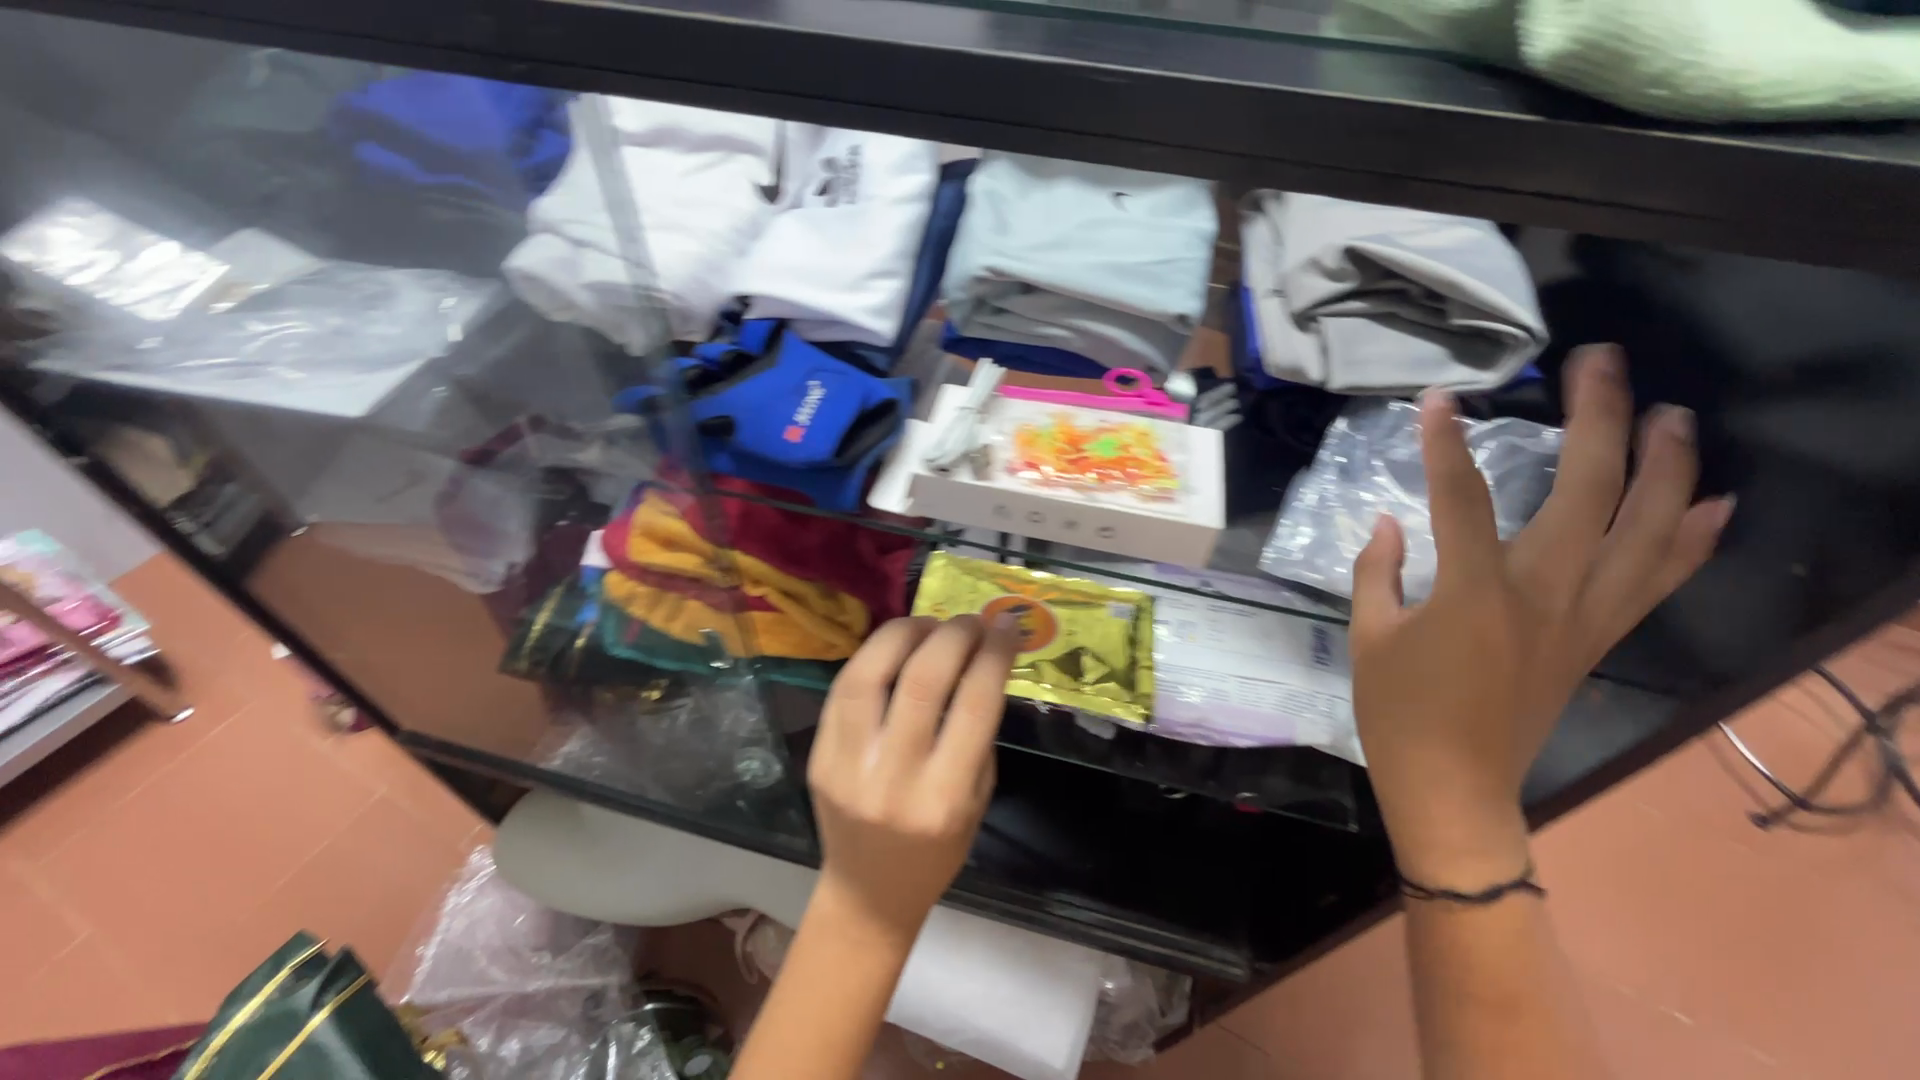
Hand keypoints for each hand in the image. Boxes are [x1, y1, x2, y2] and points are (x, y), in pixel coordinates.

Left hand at [806, 615, 1019, 940]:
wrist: (869, 892)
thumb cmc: (937, 849)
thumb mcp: (977, 799)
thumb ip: (976, 735)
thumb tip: (981, 662)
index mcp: (945, 797)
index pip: (975, 705)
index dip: (994, 655)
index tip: (1007, 627)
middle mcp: (894, 778)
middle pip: (923, 681)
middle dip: (953, 636)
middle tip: (971, 620)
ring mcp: (848, 765)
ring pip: (871, 675)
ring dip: (905, 634)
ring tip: (929, 623)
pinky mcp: (820, 757)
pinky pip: (843, 690)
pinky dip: (872, 656)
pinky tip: (895, 646)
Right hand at [1350, 345, 1733, 885]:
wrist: (1454, 786)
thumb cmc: (1398, 712)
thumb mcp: (1367, 635)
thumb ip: (1379, 570)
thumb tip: (1393, 523)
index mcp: (1473, 591)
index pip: (1460, 495)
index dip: (1444, 442)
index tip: (1438, 401)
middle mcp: (1544, 592)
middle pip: (1587, 490)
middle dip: (1597, 417)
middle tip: (1598, 363)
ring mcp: (1584, 615)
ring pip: (1645, 528)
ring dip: (1666, 464)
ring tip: (1670, 411)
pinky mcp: (1599, 637)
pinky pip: (1657, 581)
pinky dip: (1691, 540)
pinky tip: (1714, 501)